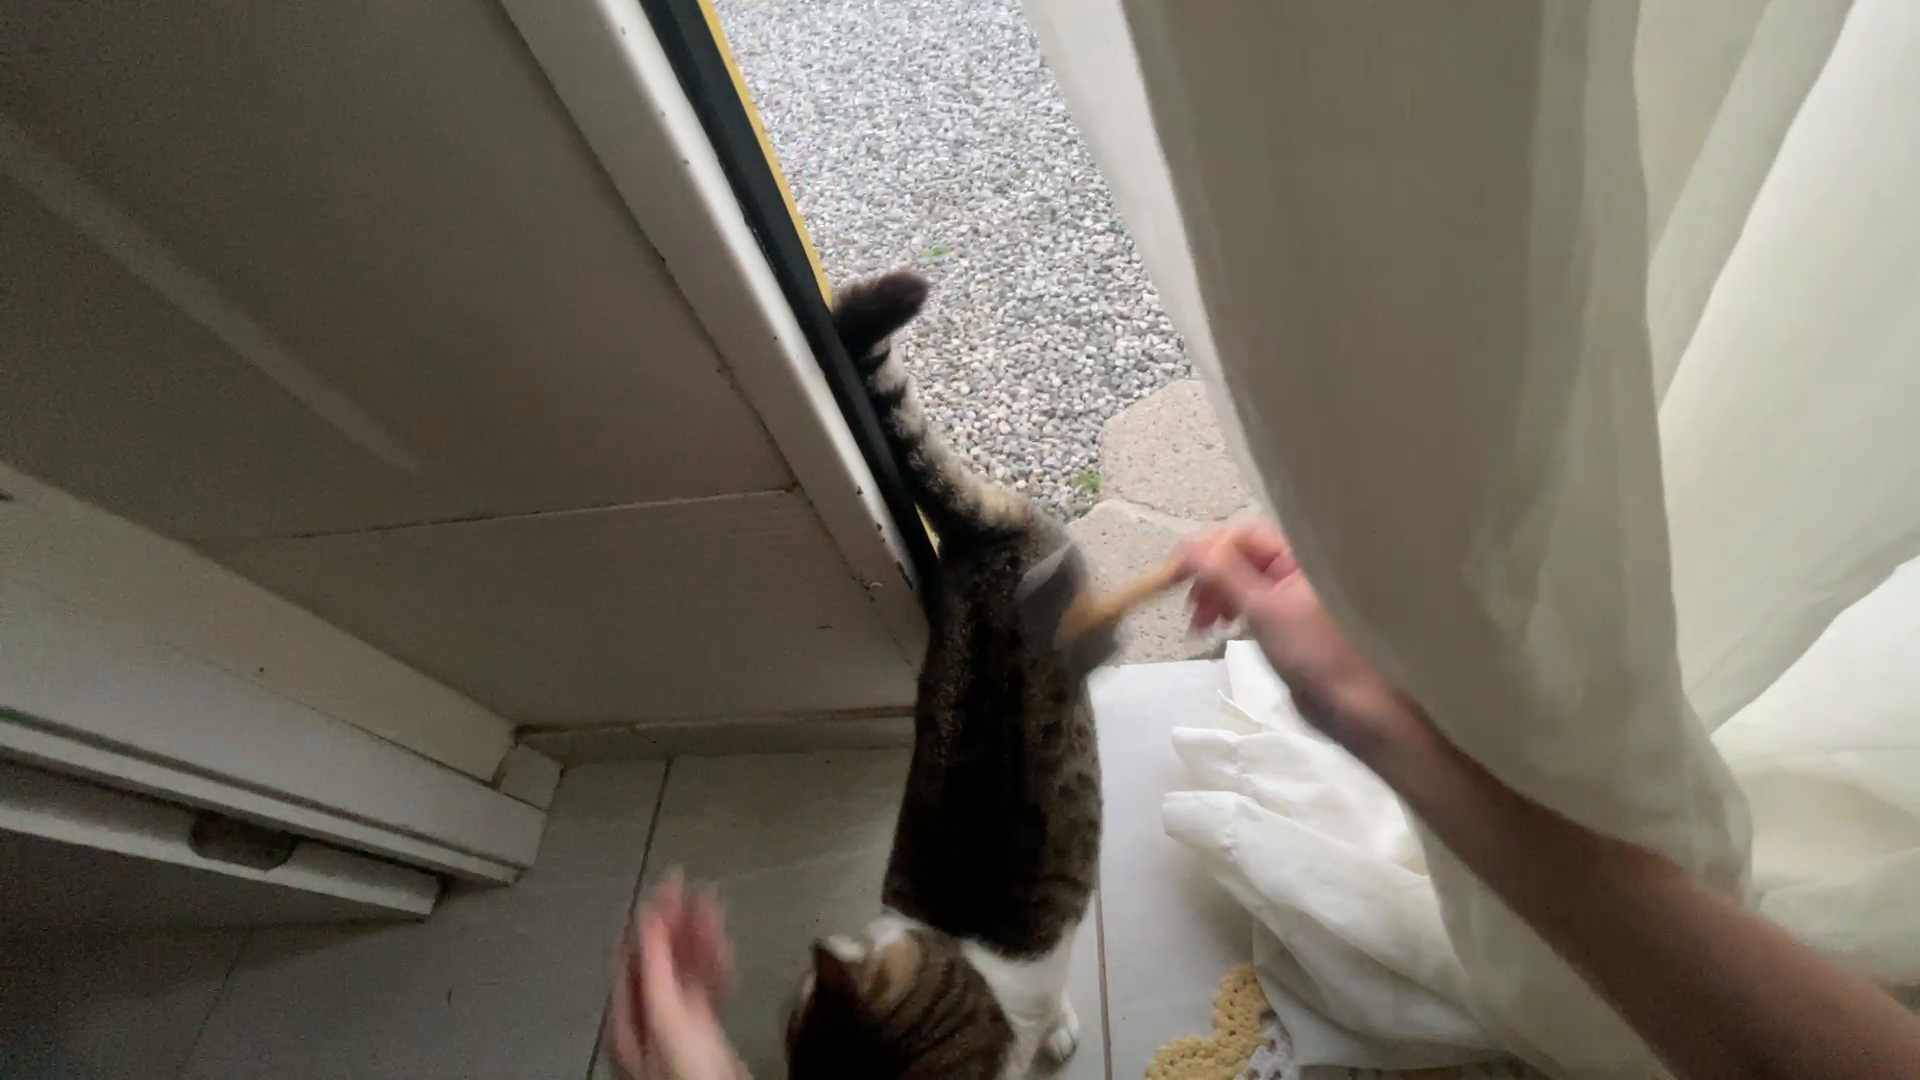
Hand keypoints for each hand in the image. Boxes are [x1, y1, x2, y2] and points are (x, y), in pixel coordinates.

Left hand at [606, 873, 745, 1079]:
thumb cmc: (683, 1071)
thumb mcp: (666, 1014)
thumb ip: (655, 963)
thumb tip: (647, 915)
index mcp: (627, 1007)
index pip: (632, 946)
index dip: (649, 910)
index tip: (669, 878)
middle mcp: (645, 1009)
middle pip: (658, 950)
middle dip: (676, 914)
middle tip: (690, 882)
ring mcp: (672, 1016)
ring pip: (683, 960)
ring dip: (698, 929)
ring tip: (713, 901)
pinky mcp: (698, 1022)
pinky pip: (703, 978)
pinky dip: (713, 957)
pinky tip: (723, 944)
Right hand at [1174, 524, 1432, 758]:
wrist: (1354, 707)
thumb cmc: (1315, 653)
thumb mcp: (1263, 609)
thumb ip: (1223, 573)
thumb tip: (1188, 545)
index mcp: (1298, 555)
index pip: (1242, 535)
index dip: (1207, 549)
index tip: (1176, 572)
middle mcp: (1294, 567)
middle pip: (1237, 556)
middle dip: (1207, 577)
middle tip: (1190, 605)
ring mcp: (1288, 593)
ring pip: (1237, 580)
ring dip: (1211, 595)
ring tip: (1199, 624)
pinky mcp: (1282, 618)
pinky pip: (1244, 601)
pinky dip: (1225, 610)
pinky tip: (1216, 628)